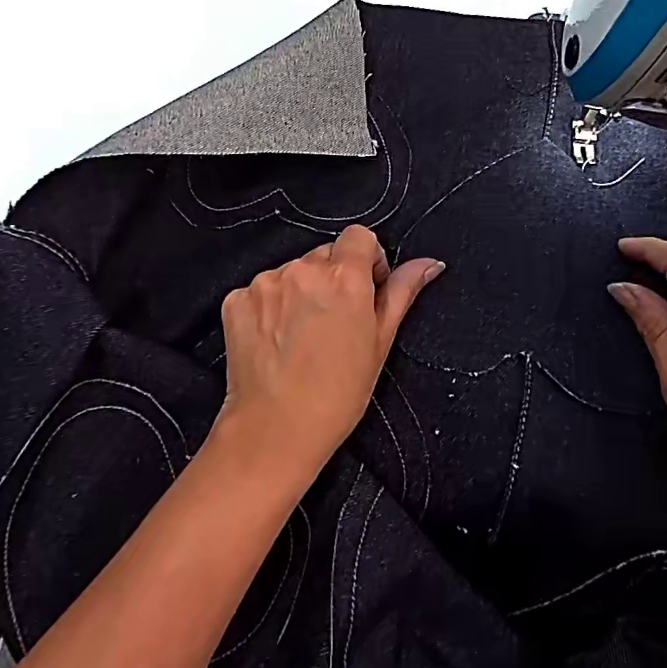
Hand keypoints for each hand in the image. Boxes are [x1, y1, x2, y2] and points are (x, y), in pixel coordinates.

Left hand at [217, 225, 444, 472]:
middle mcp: (303, 271)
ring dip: (301, 291)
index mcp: (345, 277)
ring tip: (303, 335)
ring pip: (293, 271)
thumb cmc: (337, 393)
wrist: (275, 431)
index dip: (367, 260)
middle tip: (335, 322)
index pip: (359, 236)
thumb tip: (430, 263)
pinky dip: (270, 306)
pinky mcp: (237, 300)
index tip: (365, 289)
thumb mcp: (381, 341)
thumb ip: (403, 291)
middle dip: (333, 278)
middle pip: (326, 254)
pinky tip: (276, 339)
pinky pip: (263, 289)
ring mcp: (266, 284)